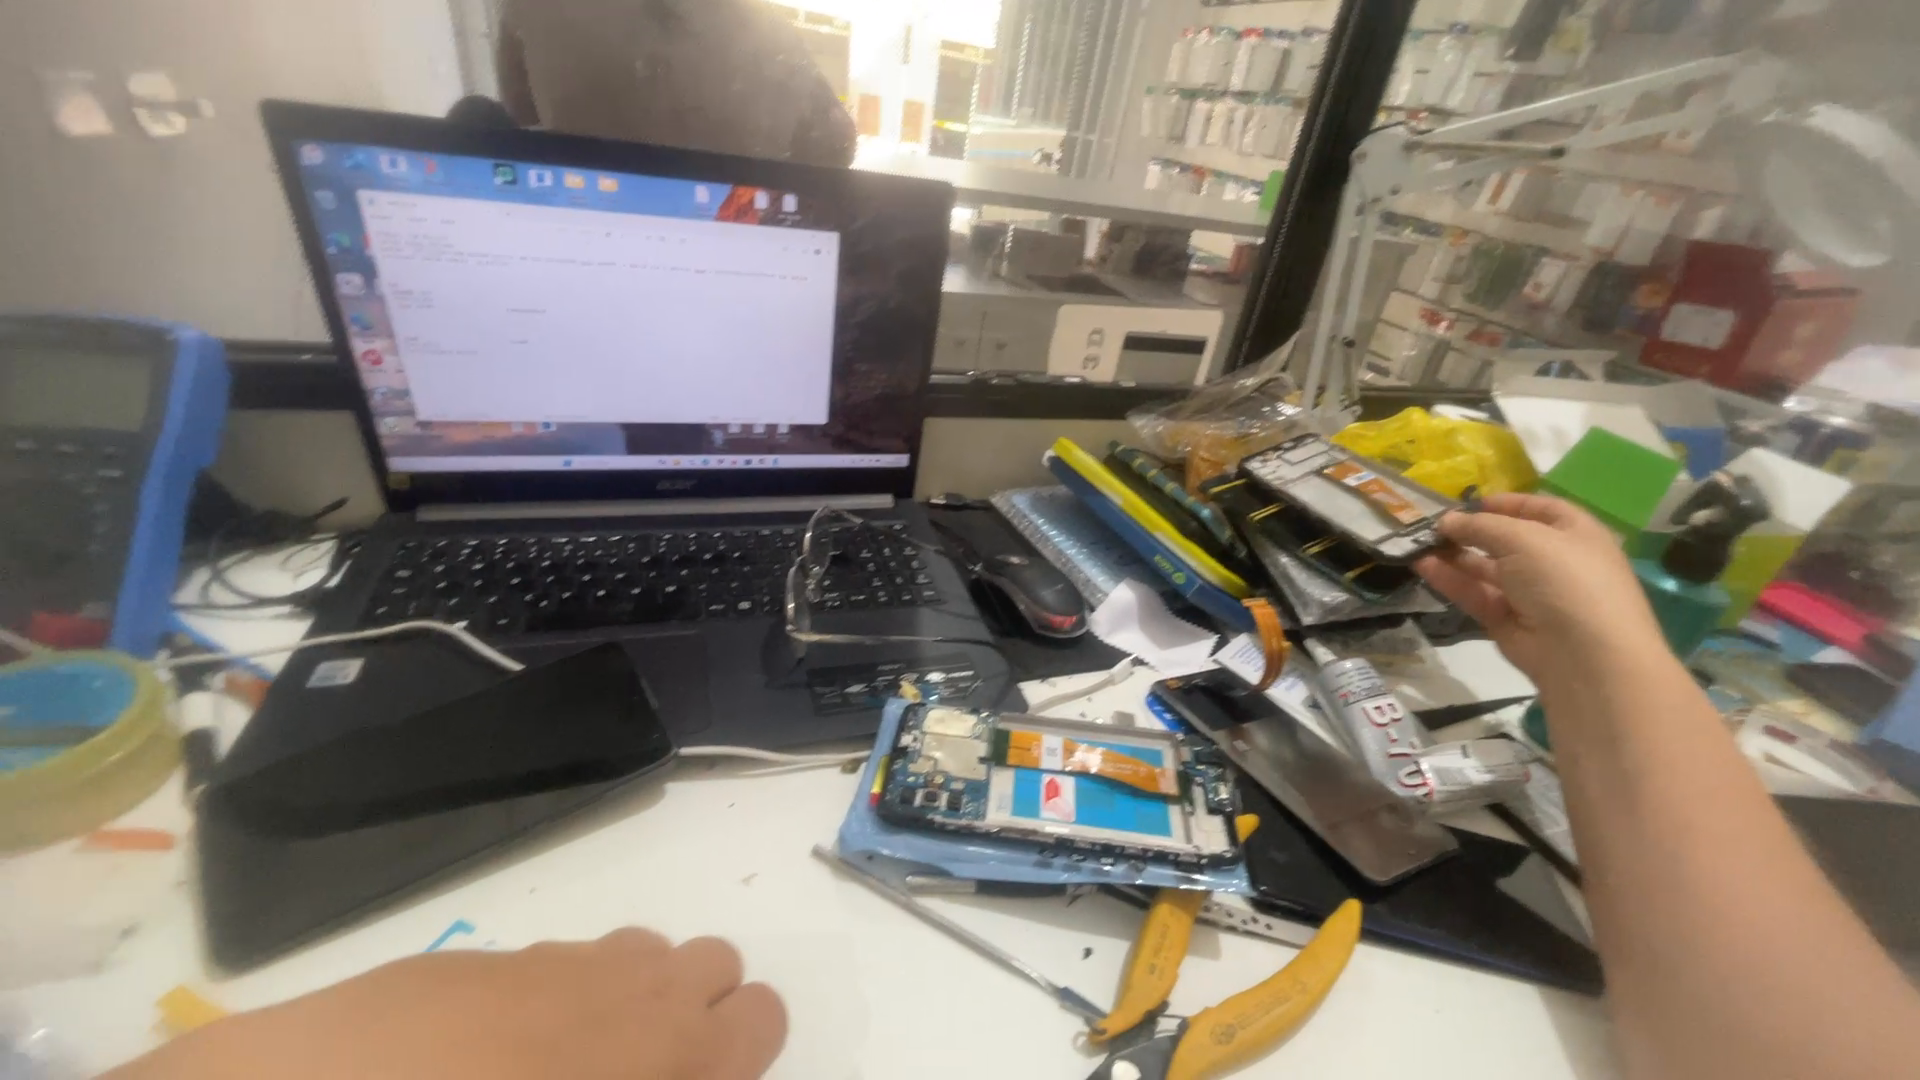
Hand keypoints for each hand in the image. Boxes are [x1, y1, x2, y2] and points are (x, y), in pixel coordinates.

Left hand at [109, 930, 786, 1079]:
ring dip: (637, 996)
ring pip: (648, 951)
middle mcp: (637, 991)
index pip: (764, 1016)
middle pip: (720, 963)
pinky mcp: (499, 959)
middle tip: (642, 1079)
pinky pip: (571, 957)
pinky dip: (566, 994)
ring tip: (572, 1067)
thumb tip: (679, 1079)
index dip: (745, 1055)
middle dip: (701, 1012)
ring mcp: (566, 963)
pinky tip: (494, 1057)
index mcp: (671, 1051)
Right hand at [1414, 493, 1666, 688]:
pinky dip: (1450, 579)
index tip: (1468, 502)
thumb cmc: (1565, 579)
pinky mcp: (1506, 618)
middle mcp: (1553, 561)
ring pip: (1485, 568)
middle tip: (1433, 525)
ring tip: (1419, 544)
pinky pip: (1474, 593)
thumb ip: (1480, 525)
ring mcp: (1529, 592)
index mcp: (1575, 534)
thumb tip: (1446, 521)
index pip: (1540, 509)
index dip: (1506, 503)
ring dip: (1454, 554)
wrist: (1584, 653)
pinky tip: (1423, 565)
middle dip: (1470, 530)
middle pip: (1506, 539)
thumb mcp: (1523, 538)